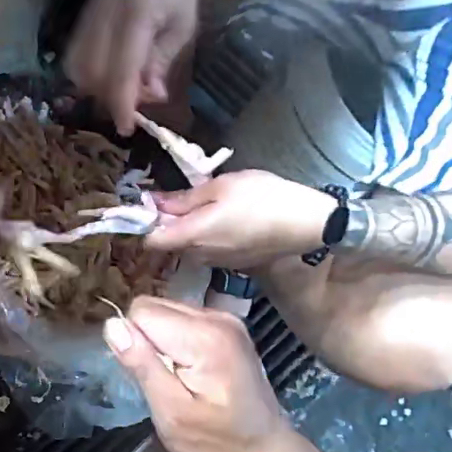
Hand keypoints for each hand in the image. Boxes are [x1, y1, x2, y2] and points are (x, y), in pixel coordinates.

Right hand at [65, 0, 205, 134]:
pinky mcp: (81, 17)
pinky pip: (72, 55)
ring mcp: (88, 14)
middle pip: (93, 73)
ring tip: (121, 90)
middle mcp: (105, 14)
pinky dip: (85, 76)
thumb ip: (162, 62)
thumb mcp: (182, 27)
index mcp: (136, 14)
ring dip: (96, 89)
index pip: (122, 69)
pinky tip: (105, 78)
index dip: (122, 103)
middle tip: (133, 105)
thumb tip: (151, 96)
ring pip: (77, 66)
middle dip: (110, 98)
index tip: (126, 128)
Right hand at [102, 297, 300, 451]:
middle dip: (146, 339)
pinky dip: (175, 340)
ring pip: (166, 309)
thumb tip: (112, 324)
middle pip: (153, 305)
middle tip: (162, 379)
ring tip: (177, 377)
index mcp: (204, 336)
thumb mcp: (172, 413)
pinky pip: (183, 318)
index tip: (148, 376)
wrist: (265, 448)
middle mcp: (217, 316)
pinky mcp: (228, 324)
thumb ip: (142, 365)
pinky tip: (188, 369)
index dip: (134, 343)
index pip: (141, 312)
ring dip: (160, 340)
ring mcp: (226, 318)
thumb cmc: (217, 441)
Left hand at [145, 171, 337, 267]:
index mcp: (192, 237)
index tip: (150, 203)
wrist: (306, 224)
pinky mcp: (233, 264)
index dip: (145, 222)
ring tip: (205, 205)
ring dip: (188, 229)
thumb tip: (154, 202)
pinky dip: (206, 237)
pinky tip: (224, 219)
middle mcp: (199, 256)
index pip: (150, 240)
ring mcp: (217, 263)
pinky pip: (208, 251)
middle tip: (180, 196)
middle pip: (169, 244)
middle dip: (167, 223)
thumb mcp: (221, 186)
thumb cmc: (262, 199)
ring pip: (189, 248)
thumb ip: (184, 198)